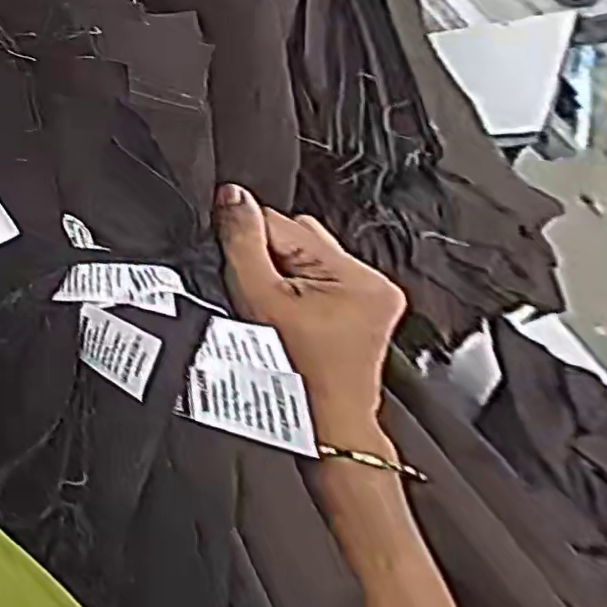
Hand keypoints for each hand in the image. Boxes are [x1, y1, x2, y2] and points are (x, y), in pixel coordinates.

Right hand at [213, 184, 406, 449]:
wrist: (319, 412)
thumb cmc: (291, 361)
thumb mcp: (254, 291)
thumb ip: (241, 238)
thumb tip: (232, 194)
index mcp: (357, 275)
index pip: (281, 223)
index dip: (246, 239)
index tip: (235, 264)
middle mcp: (374, 280)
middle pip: (295, 235)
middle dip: (265, 252)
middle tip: (256, 287)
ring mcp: (373, 294)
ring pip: (304, 252)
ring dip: (278, 266)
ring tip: (272, 299)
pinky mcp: (363, 304)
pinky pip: (316, 271)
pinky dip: (293, 281)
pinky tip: (285, 304)